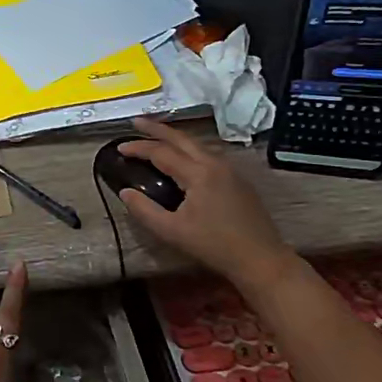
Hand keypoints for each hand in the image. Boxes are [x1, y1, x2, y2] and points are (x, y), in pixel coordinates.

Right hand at [115, 117, 300, 292]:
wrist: (261, 259)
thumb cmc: (214, 245)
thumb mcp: (172, 231)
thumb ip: (144, 210)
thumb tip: (125, 192)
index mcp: (198, 173)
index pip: (161, 152)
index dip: (138, 148)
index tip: (119, 148)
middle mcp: (215, 164)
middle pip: (182, 138)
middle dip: (157, 128)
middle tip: (136, 122)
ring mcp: (229, 170)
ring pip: (197, 144)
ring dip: (175, 137)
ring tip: (157, 136)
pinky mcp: (238, 180)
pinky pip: (208, 154)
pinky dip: (189, 148)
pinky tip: (184, 156)